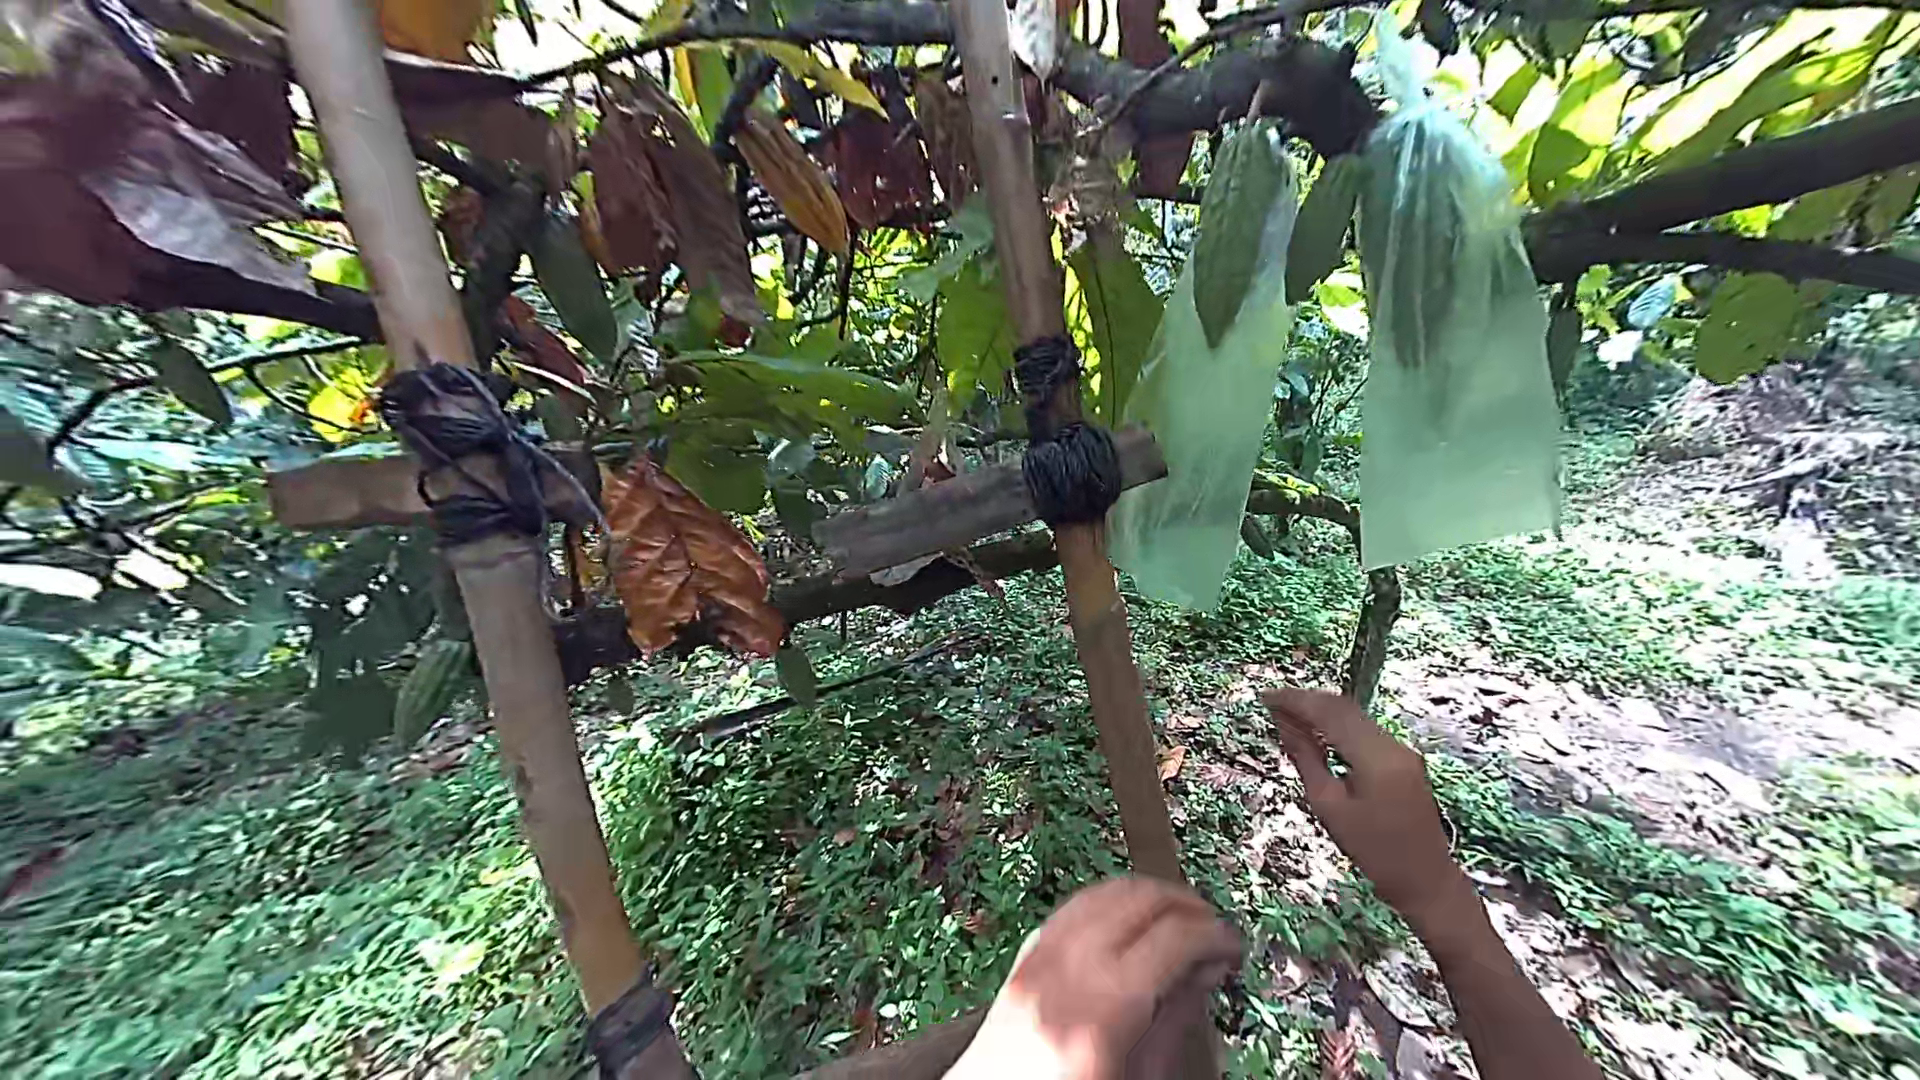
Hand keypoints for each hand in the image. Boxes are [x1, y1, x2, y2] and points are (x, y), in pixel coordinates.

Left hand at [947, 878, 1240, 1079]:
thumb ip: (1174, 1023)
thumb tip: (1206, 967)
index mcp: (1100, 1016)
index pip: (1169, 940)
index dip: (1211, 934)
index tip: (1233, 942)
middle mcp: (1066, 972)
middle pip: (1137, 901)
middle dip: (1183, 903)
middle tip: (1212, 925)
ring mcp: (1040, 955)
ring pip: (1105, 891)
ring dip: (1148, 894)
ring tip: (1180, 914)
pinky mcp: (1027, 950)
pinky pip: (1077, 903)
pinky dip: (1111, 898)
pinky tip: (1132, 913)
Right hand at [1262, 688, 1474, 932]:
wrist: (1427, 882)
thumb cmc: (1373, 851)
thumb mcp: (1327, 804)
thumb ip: (1305, 757)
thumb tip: (1283, 723)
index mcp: (1376, 757)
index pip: (1329, 713)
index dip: (1294, 700)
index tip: (1265, 698)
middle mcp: (1393, 745)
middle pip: (1342, 707)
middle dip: (1304, 700)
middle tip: (1271, 702)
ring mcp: (1401, 749)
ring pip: (1352, 714)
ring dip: (1318, 709)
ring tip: (1285, 713)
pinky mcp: (1401, 757)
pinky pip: (1361, 727)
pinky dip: (1333, 722)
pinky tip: (1312, 728)